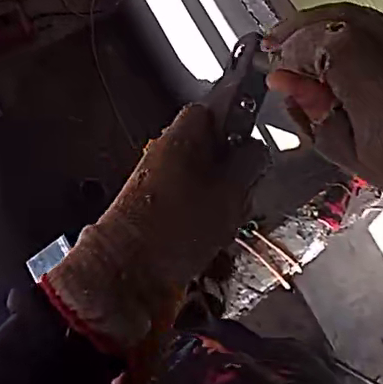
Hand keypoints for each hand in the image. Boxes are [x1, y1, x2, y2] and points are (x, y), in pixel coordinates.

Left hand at [42, 105, 264, 354]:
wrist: (126, 274)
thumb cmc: (176, 226)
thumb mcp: (229, 191)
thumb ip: (249, 163)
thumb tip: (256, 148)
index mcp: (180, 135)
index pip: (211, 109)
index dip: (235, 124)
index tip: (251, 145)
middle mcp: (164, 151)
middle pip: (210, 146)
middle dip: (231, 169)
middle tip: (242, 191)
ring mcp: (157, 179)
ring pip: (203, 177)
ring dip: (220, 196)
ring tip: (227, 220)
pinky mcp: (153, 208)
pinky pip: (190, 202)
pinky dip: (204, 216)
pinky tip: (211, 238)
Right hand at [264, 3, 382, 255]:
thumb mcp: (346, 154)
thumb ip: (311, 113)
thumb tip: (281, 79)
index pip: (338, 48)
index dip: (299, 50)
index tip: (280, 67)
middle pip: (341, 20)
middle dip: (299, 31)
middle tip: (276, 51)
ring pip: (350, 12)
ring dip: (312, 23)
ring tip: (290, 45)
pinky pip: (363, 16)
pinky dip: (332, 23)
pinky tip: (316, 41)